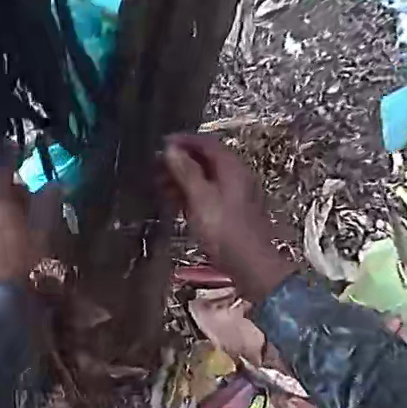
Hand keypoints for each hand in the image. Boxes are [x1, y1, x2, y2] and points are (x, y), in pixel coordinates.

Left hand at [0, 167, 40, 283]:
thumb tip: (55, 184)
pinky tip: (18, 229)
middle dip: (18, 188)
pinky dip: (4, 214)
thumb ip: (49, 199)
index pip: (3, 169)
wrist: (2, 288)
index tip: (30, 164)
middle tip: (37, 197)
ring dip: (12, 202)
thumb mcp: (44, 225)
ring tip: (31, 216)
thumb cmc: (25, 253)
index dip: (17, 164)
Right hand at [161, 133, 293, 302]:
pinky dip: (189, 193)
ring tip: (159, 183)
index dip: (183, 141)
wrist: (250, 265)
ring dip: (181, 178)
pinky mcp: (229, 212)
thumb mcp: (201, 199)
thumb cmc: (226, 231)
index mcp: (232, 169)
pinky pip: (206, 194)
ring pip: (204, 178)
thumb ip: (186, 172)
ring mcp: (233, 195)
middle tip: (156, 165)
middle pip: (205, 160)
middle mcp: (235, 177)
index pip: (206, 144)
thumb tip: (171, 150)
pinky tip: (173, 200)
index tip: (162, 144)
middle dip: (180, 160)